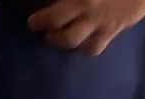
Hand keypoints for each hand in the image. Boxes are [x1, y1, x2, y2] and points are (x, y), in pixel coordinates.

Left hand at [28, 0, 144, 54]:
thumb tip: (60, 3)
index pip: (56, 9)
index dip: (42, 14)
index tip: (33, 19)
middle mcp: (86, 7)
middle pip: (58, 22)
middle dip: (45, 26)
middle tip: (36, 27)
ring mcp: (99, 22)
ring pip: (73, 39)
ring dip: (61, 42)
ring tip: (54, 39)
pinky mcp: (111, 32)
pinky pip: (94, 48)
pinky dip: (84, 49)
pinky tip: (80, 45)